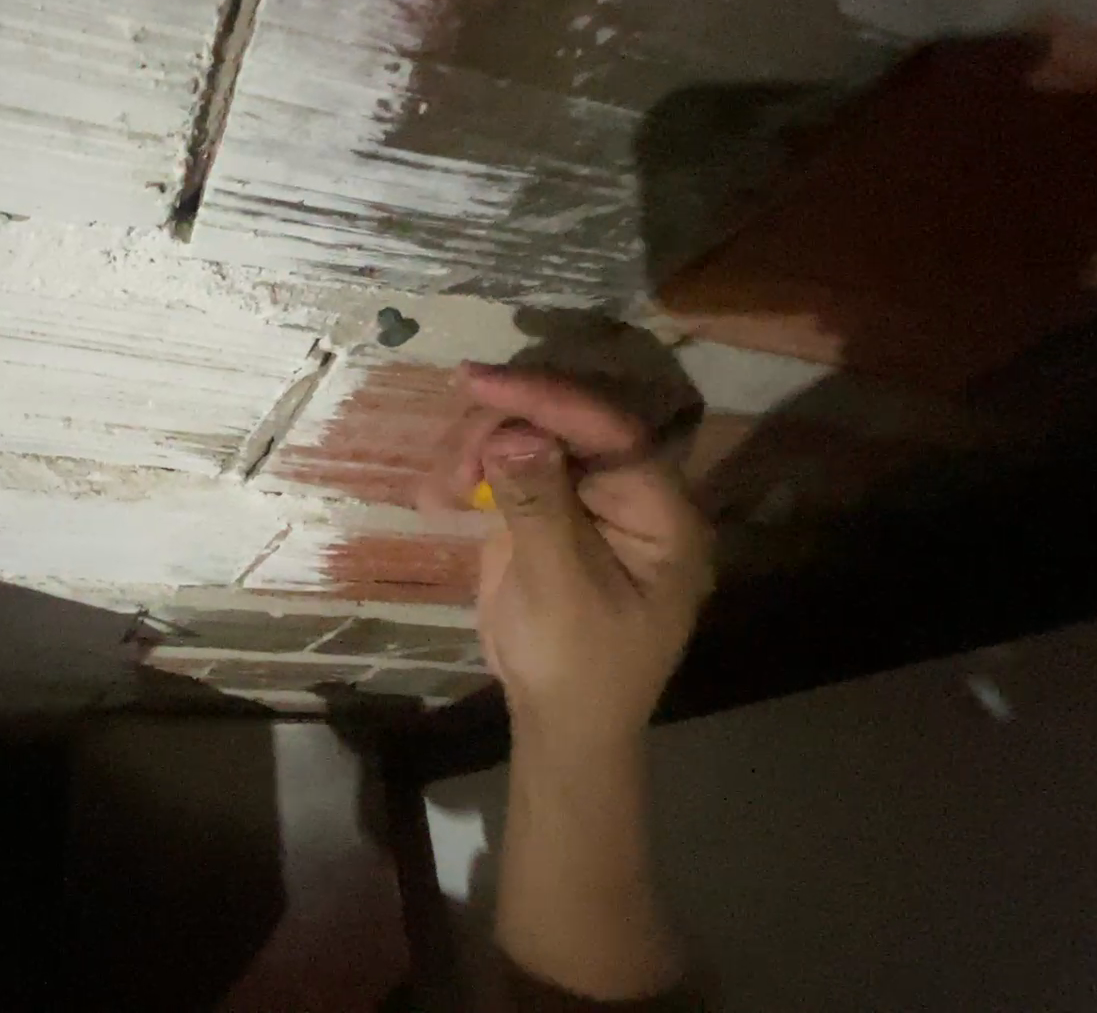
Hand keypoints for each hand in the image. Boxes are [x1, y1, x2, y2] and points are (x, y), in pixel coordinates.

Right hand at [442, 363, 714, 750]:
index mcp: (658, 510)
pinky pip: (504, 468)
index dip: (545, 399)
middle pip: (562, 425)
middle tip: (452, 467)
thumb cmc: (578, 664)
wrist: (559, 715)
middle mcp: (623, 492)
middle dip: (499, 429)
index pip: (608, 432)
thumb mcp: (560, 589)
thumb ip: (539, 507)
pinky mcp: (542, 510)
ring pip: (526, 438)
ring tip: (441, 490)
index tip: (477, 381)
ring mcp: (579, 498)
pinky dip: (467, 473)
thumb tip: (513, 434)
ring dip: (475, 451)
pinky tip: (438, 494)